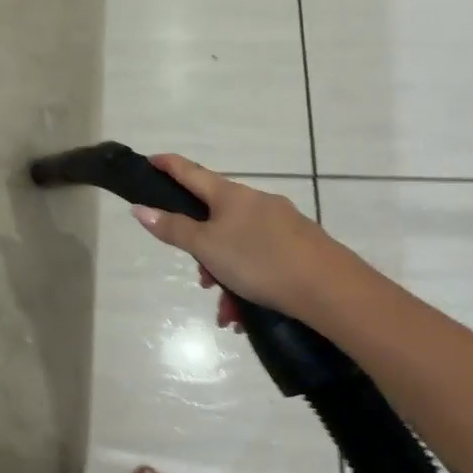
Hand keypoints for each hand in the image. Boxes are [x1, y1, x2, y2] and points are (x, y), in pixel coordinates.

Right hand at [132, 154, 345, 324]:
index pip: (191, 172)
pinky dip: (248, 281)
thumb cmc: (259, 261)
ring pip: (238, 244)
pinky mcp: (301, 246)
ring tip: (226, 308)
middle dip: (201, 248)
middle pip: (215, 216)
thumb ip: (172, 229)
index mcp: (230, 195)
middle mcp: (257, 202)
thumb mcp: (206, 247)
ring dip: (225, 273)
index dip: (168, 165)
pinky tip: (246, 312)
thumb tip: (140, 208)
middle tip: (200, 277)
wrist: (332, 290)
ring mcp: (283, 224)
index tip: (151, 160)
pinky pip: (261, 259)